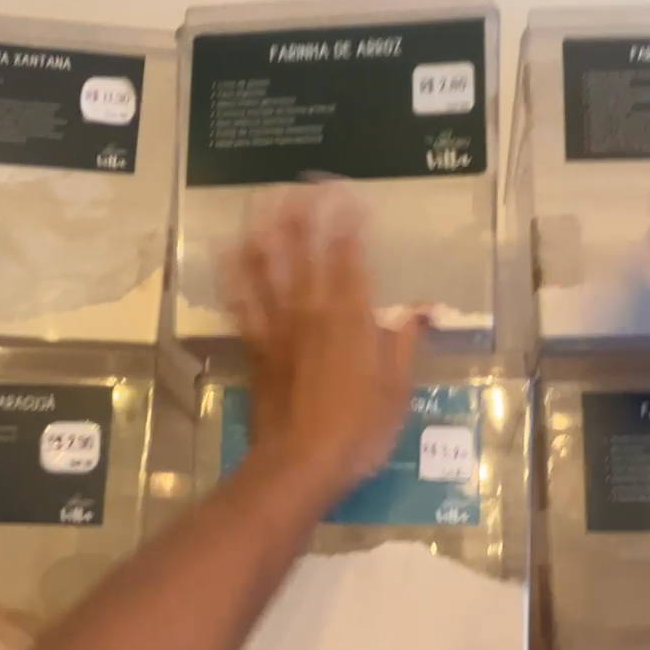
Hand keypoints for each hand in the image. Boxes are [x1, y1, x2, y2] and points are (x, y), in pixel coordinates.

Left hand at [225, 186, 424, 502]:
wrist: (301, 465)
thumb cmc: (358, 433)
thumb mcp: (396, 392)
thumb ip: (405, 344)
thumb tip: (422, 309)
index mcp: (352, 322)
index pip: (350, 260)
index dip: (349, 224)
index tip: (349, 196)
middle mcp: (313, 314)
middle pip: (305, 252)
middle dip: (305, 214)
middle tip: (305, 184)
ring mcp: (279, 329)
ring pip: (268, 269)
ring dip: (266, 231)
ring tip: (263, 200)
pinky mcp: (255, 348)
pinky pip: (242, 304)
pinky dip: (234, 275)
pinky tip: (227, 251)